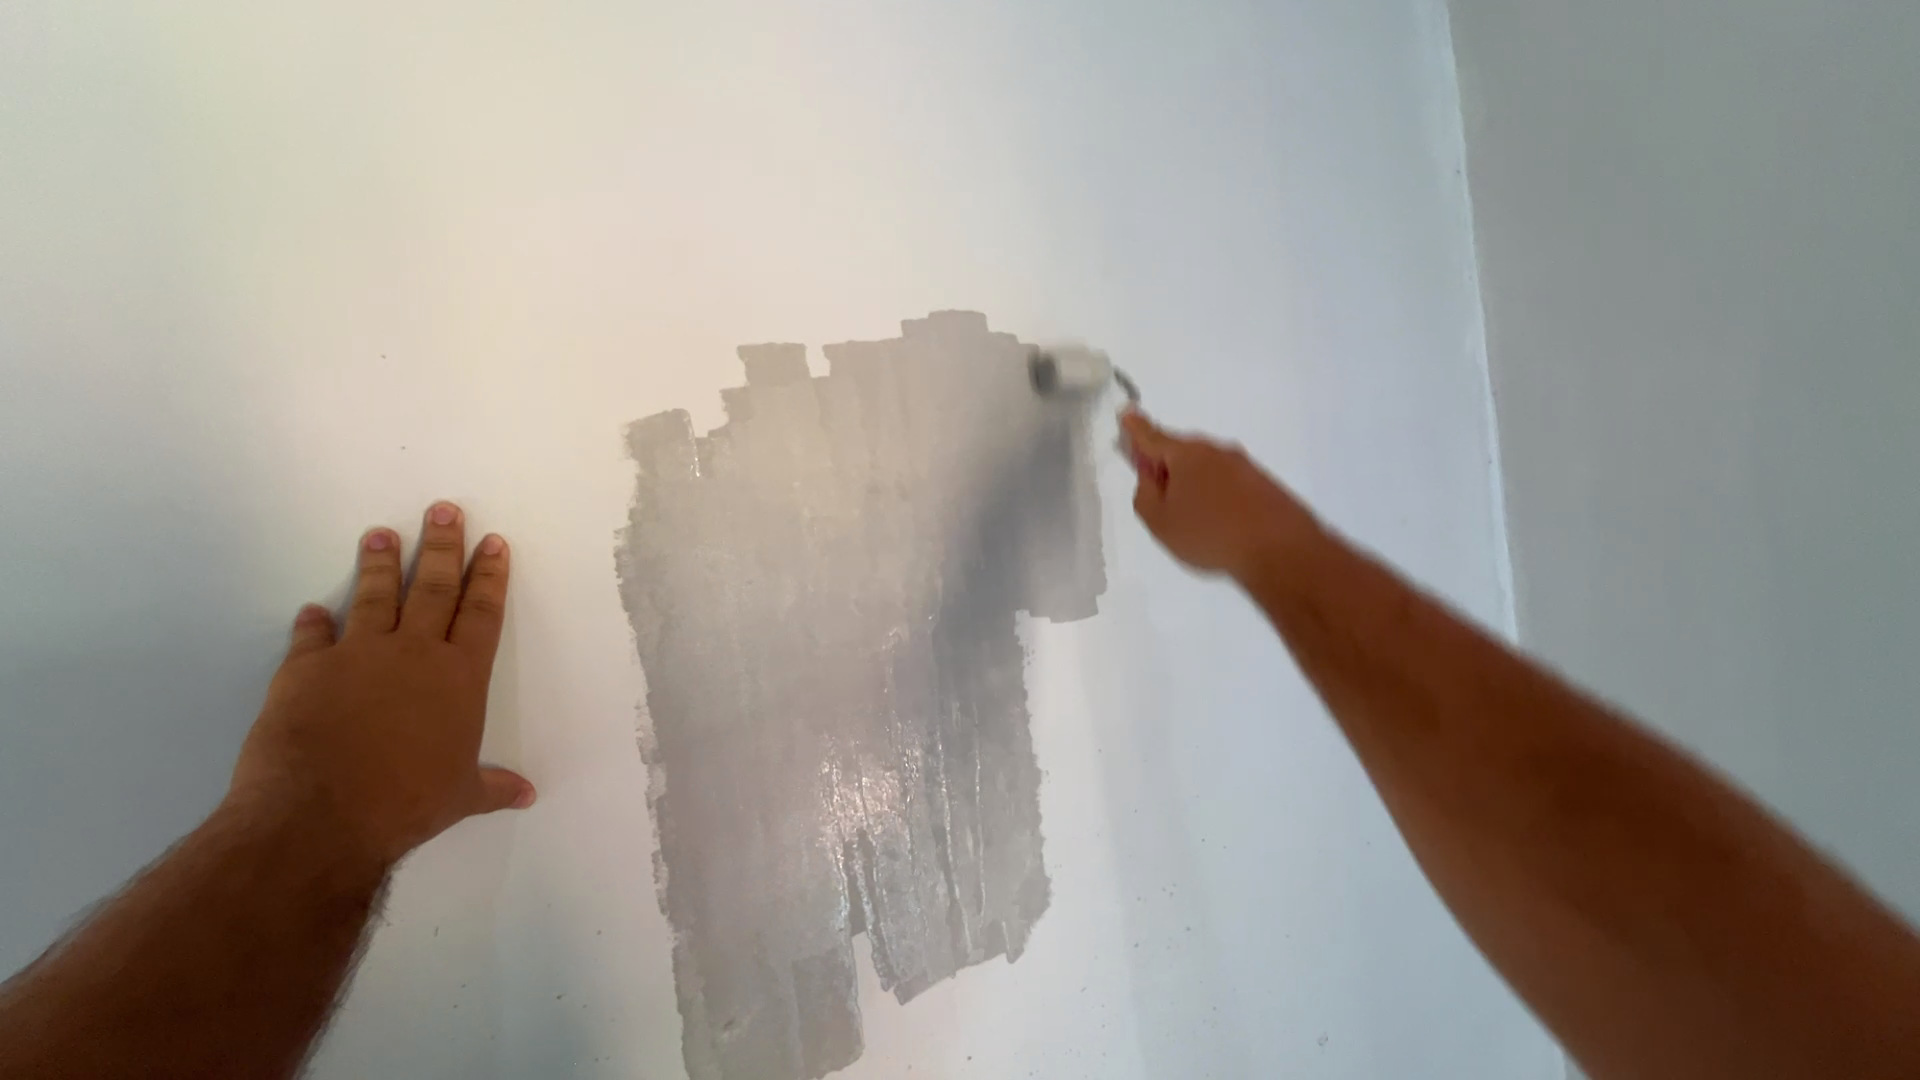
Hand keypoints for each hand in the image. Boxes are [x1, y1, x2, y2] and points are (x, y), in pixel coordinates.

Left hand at [227, 502, 534, 865]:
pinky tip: (313, 609)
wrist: (321, 816)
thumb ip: (494, 786)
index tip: (492, 543)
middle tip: (443, 510)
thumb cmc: (408, 801)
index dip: (490, 575)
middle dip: (442, 546)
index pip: (483, 611)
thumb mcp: (462, 795)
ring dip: (379, 563)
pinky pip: (312, 638)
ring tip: (380, 533)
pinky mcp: (305, 672)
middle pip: (434, 587)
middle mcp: (415, 653)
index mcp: (462, 675)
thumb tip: (528, 796)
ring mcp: (358, 657)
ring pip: (374, 597)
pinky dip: (313, 623)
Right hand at [1121, 410, 1320, 578]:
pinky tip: (1218, 522)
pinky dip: (1215, 494)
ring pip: (1205, 467)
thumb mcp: (1159, 521)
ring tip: (1191, 519)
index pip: (1152, 436)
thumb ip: (1144, 494)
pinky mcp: (1262, 483)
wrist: (1281, 549)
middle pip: (1180, 452)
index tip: (1127, 414)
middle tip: (1158, 496)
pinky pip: (1227, 482)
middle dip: (1165, 465)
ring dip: (1192, 482)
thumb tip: (1149, 476)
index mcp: (1185, 455)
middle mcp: (1215, 450)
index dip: (1135, 428)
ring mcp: (1243, 465)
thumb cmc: (1209, 534)